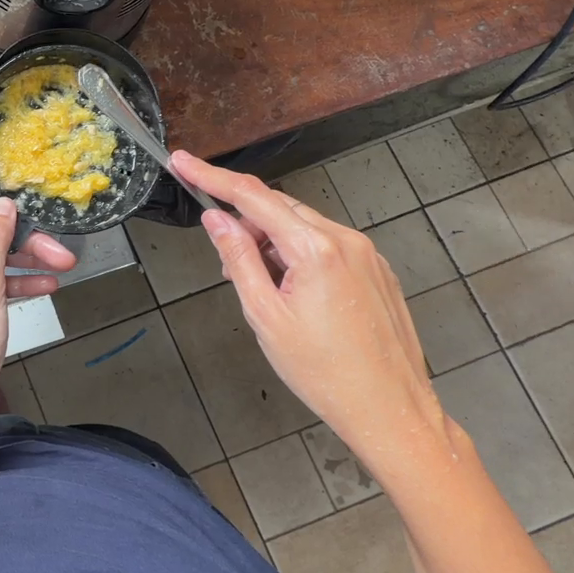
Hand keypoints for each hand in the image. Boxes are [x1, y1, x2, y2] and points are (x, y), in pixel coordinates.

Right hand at [171, 152, 449, 475]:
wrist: (390, 411)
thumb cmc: (325, 372)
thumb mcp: (265, 315)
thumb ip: (237, 258)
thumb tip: (216, 220)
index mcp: (315, 249)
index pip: (252, 197)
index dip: (211, 176)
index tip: (183, 161)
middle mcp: (346, 241)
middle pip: (278, 208)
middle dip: (244, 223)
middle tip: (225, 262)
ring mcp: (366, 254)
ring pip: (301, 226)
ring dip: (271, 242)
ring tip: (263, 290)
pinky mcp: (376, 269)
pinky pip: (325, 243)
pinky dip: (297, 253)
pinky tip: (291, 290)